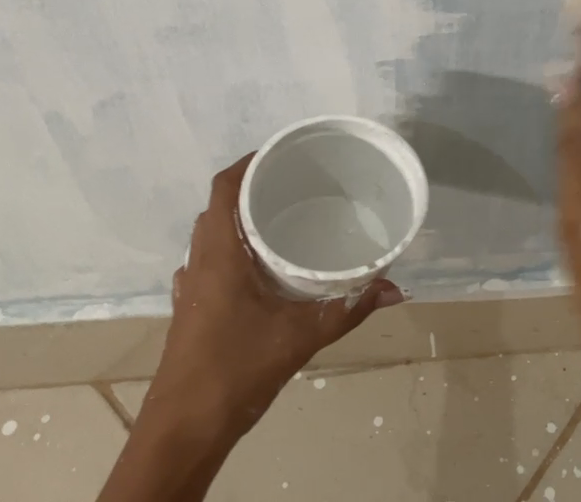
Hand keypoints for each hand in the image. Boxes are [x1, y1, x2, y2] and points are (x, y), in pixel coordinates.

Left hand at [150, 154, 404, 437]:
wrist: (185, 426)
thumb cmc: (238, 369)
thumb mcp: (302, 336)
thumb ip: (349, 308)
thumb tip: (395, 288)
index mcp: (220, 253)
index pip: (225, 186)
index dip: (249, 162)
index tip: (283, 154)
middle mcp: (199, 260)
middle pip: (219, 206)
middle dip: (253, 189)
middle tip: (295, 184)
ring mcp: (190, 285)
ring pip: (211, 234)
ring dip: (239, 220)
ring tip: (282, 218)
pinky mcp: (190, 307)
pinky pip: (209, 261)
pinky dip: (231, 250)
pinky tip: (259, 268)